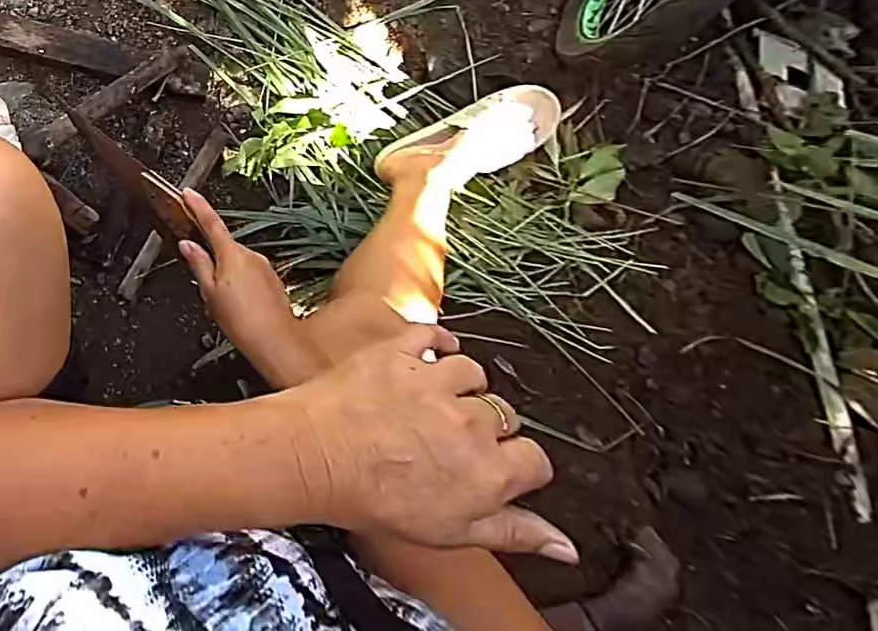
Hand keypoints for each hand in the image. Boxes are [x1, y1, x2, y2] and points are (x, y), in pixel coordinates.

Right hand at [177, 189, 314, 383]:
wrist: (277, 344)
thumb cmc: (243, 321)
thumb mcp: (209, 292)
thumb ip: (198, 263)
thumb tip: (187, 245)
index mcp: (232, 254)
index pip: (210, 222)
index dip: (197, 205)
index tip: (188, 193)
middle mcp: (251, 256)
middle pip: (223, 245)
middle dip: (211, 256)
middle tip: (204, 280)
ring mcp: (264, 268)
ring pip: (236, 261)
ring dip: (226, 273)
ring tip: (222, 301)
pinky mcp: (273, 281)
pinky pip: (249, 273)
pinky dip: (240, 282)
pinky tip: (237, 304)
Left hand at [279, 323, 576, 562]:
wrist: (315, 455)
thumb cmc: (371, 495)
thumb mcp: (450, 532)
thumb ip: (512, 533)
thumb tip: (562, 545)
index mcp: (489, 471)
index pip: (534, 460)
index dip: (517, 462)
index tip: (501, 461)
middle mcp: (467, 422)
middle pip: (501, 414)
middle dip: (486, 423)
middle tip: (458, 431)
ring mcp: (430, 382)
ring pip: (470, 371)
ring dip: (462, 382)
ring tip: (444, 393)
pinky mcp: (395, 353)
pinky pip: (429, 333)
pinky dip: (438, 336)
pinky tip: (439, 343)